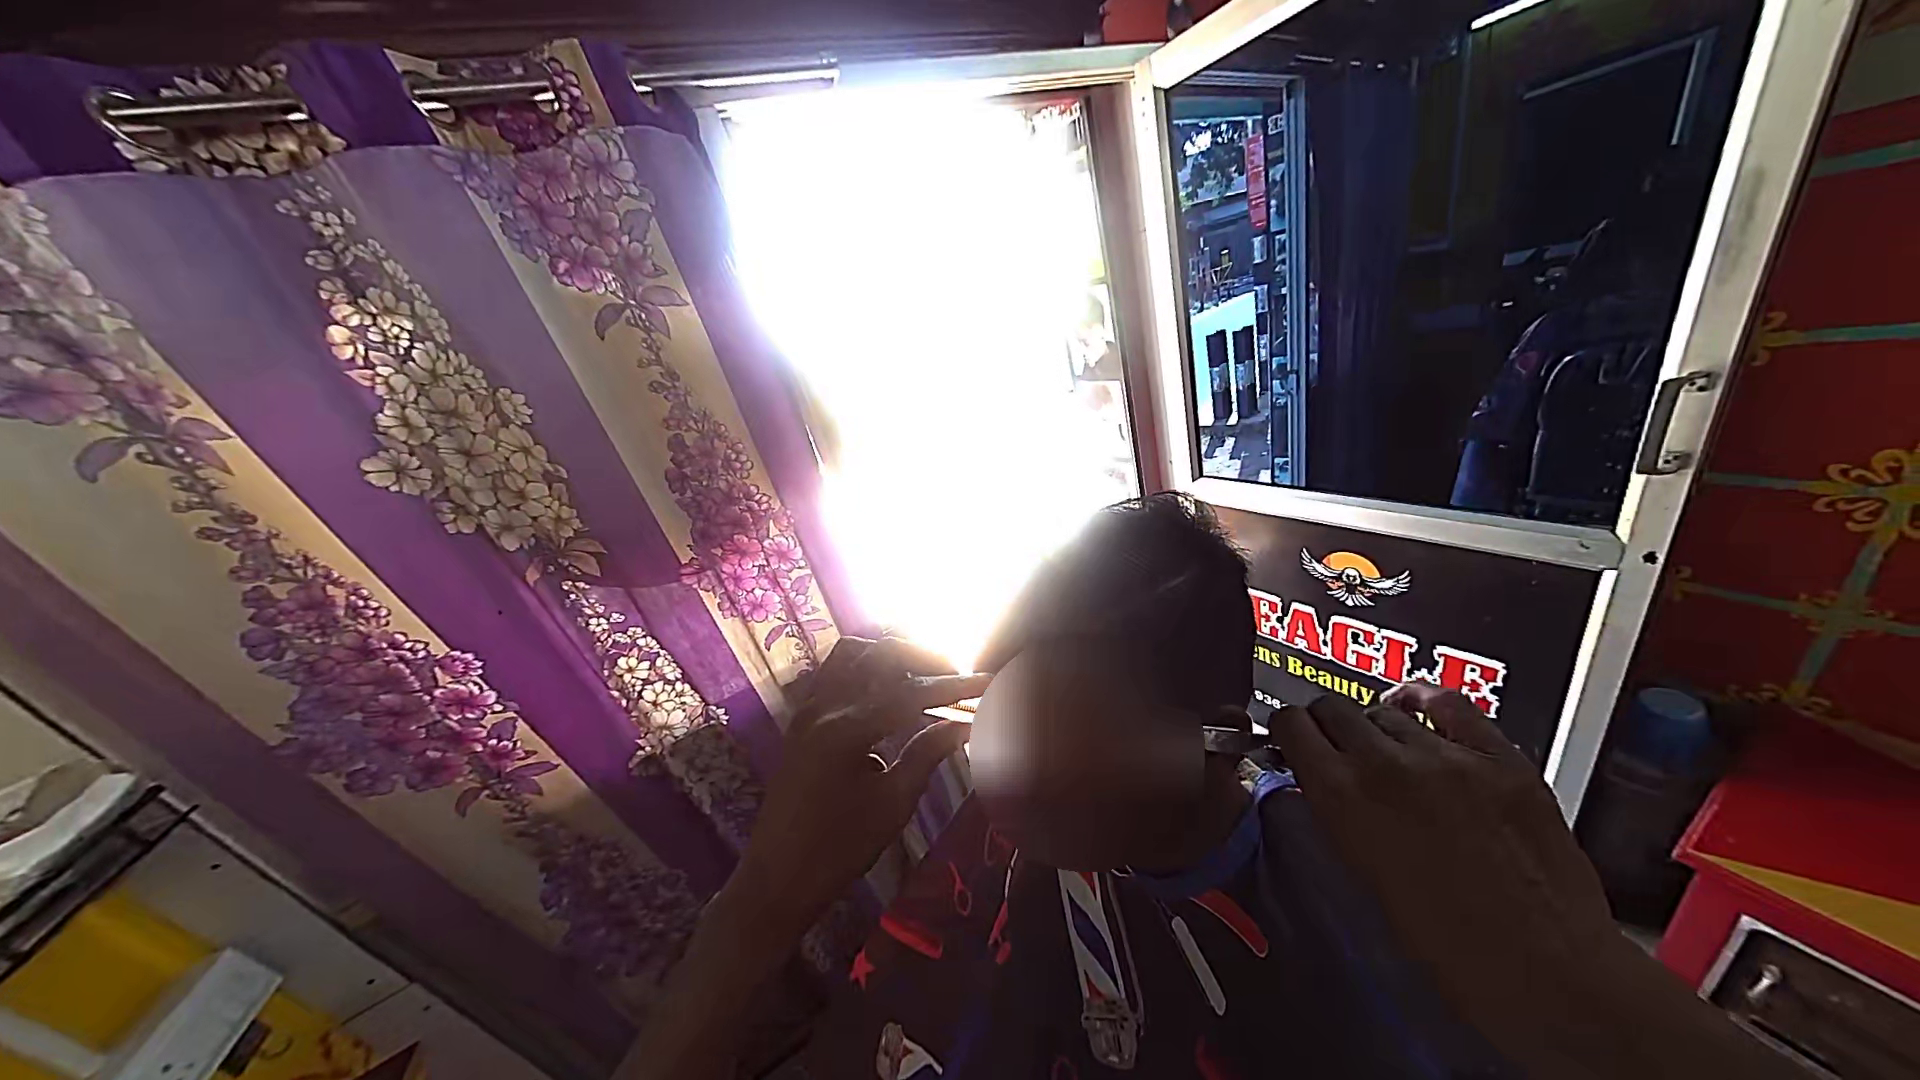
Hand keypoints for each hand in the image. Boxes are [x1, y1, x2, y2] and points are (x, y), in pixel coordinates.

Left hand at [729, 636, 990, 936]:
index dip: (955, 686)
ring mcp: (809, 709)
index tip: (989, 681)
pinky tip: (887, 690)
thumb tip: (965, 724)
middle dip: (925, 658)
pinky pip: (835, 671)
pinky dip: (866, 668)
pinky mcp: (803, 719)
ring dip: (891, 656)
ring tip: (923, 677)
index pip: (911, 692)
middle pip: (880, 655)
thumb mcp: (892, 804)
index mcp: (846, 730)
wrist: (776, 880)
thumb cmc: (838, 850)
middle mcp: (825, 707)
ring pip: (853, 653)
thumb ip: (928, 754)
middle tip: (956, 678)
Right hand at [1270, 684, 1618, 1063]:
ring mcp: (1445, 755)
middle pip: (1333, 707)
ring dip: (1375, 725)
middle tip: (1335, 744)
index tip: (1293, 737)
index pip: (1291, 722)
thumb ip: (1333, 809)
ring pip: (1385, 708)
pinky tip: (1418, 708)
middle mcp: (1384, 763)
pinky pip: (1448, 703)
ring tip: (1386, 748)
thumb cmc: (1444, 941)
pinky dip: (1425, 701)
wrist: (1546, 972)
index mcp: (1340, 794)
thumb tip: (1318, 779)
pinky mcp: (1499, 757)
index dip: (1288, 729)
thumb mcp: (1358, 866)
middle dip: (1326, 723)